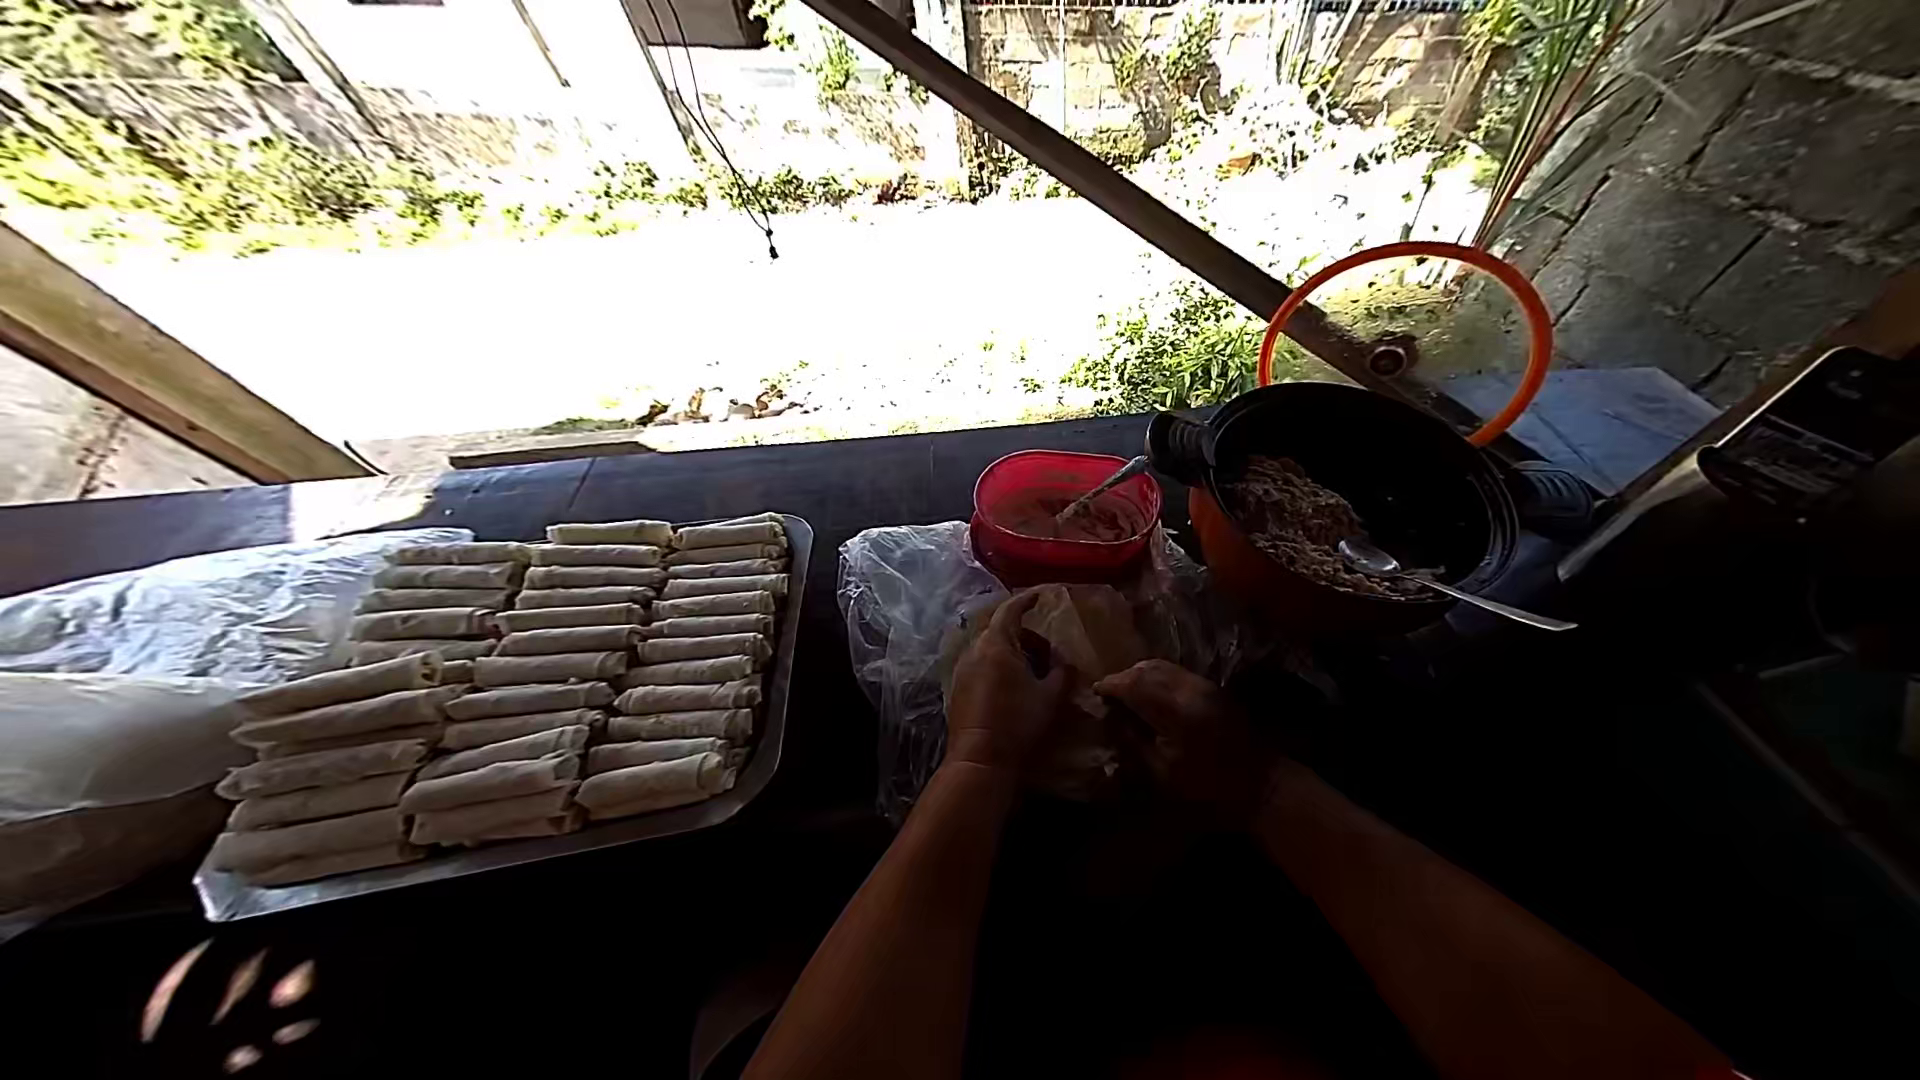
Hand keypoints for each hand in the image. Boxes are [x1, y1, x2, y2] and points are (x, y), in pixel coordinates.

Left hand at [945, 588, 1069, 774]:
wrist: (979, 758)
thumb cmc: (1017, 721)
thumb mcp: (1050, 696)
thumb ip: (1061, 673)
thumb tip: (1065, 663)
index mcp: (996, 644)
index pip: (1011, 610)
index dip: (1027, 600)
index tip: (1040, 595)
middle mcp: (974, 650)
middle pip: (1001, 630)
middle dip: (1026, 636)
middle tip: (1047, 654)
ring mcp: (962, 669)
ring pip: (991, 648)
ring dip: (1012, 652)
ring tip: (1033, 672)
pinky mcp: (958, 687)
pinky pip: (981, 664)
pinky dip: (999, 666)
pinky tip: (1014, 687)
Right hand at [1094, 659, 1278, 828]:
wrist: (1261, 785)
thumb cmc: (1208, 787)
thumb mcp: (1161, 770)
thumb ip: (1132, 739)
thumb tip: (1110, 716)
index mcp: (1175, 709)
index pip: (1133, 683)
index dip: (1110, 685)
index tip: (1095, 693)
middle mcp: (1189, 688)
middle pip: (1146, 668)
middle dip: (1122, 677)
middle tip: (1107, 694)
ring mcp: (1203, 685)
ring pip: (1160, 666)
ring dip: (1138, 675)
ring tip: (1125, 693)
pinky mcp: (1211, 687)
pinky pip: (1174, 672)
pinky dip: (1156, 678)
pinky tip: (1148, 694)